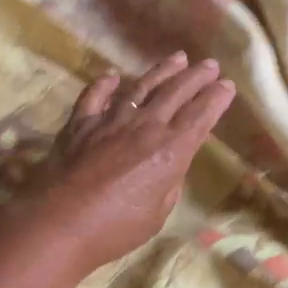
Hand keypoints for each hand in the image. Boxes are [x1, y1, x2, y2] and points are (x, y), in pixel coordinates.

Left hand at [0, 52, 236, 268]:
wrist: (61, 223)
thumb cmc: (116, 229)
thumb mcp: (156, 215)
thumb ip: (168, 186)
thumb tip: (170, 168)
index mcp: (170, 151)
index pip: (200, 117)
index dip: (216, 100)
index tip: (227, 87)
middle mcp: (144, 126)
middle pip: (176, 93)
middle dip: (196, 77)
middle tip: (210, 65)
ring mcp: (110, 120)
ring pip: (141, 87)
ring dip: (162, 71)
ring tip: (177, 59)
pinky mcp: (80, 123)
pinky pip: (95, 96)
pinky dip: (105, 84)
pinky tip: (113, 77)